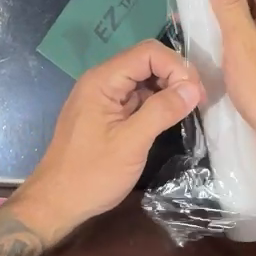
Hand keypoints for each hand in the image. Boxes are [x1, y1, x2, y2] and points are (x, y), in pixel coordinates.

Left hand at [12, 39, 202, 240]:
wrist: (57, 202)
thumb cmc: (91, 174)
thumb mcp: (131, 143)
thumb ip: (161, 111)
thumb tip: (193, 88)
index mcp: (102, 81)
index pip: (147, 53)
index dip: (176, 66)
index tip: (195, 94)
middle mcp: (102, 82)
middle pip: (146, 62)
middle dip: (175, 75)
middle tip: (197, 102)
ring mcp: (104, 98)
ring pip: (144, 80)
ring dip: (168, 89)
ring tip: (190, 109)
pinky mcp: (108, 115)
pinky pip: (137, 98)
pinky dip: (157, 103)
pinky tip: (172, 117)